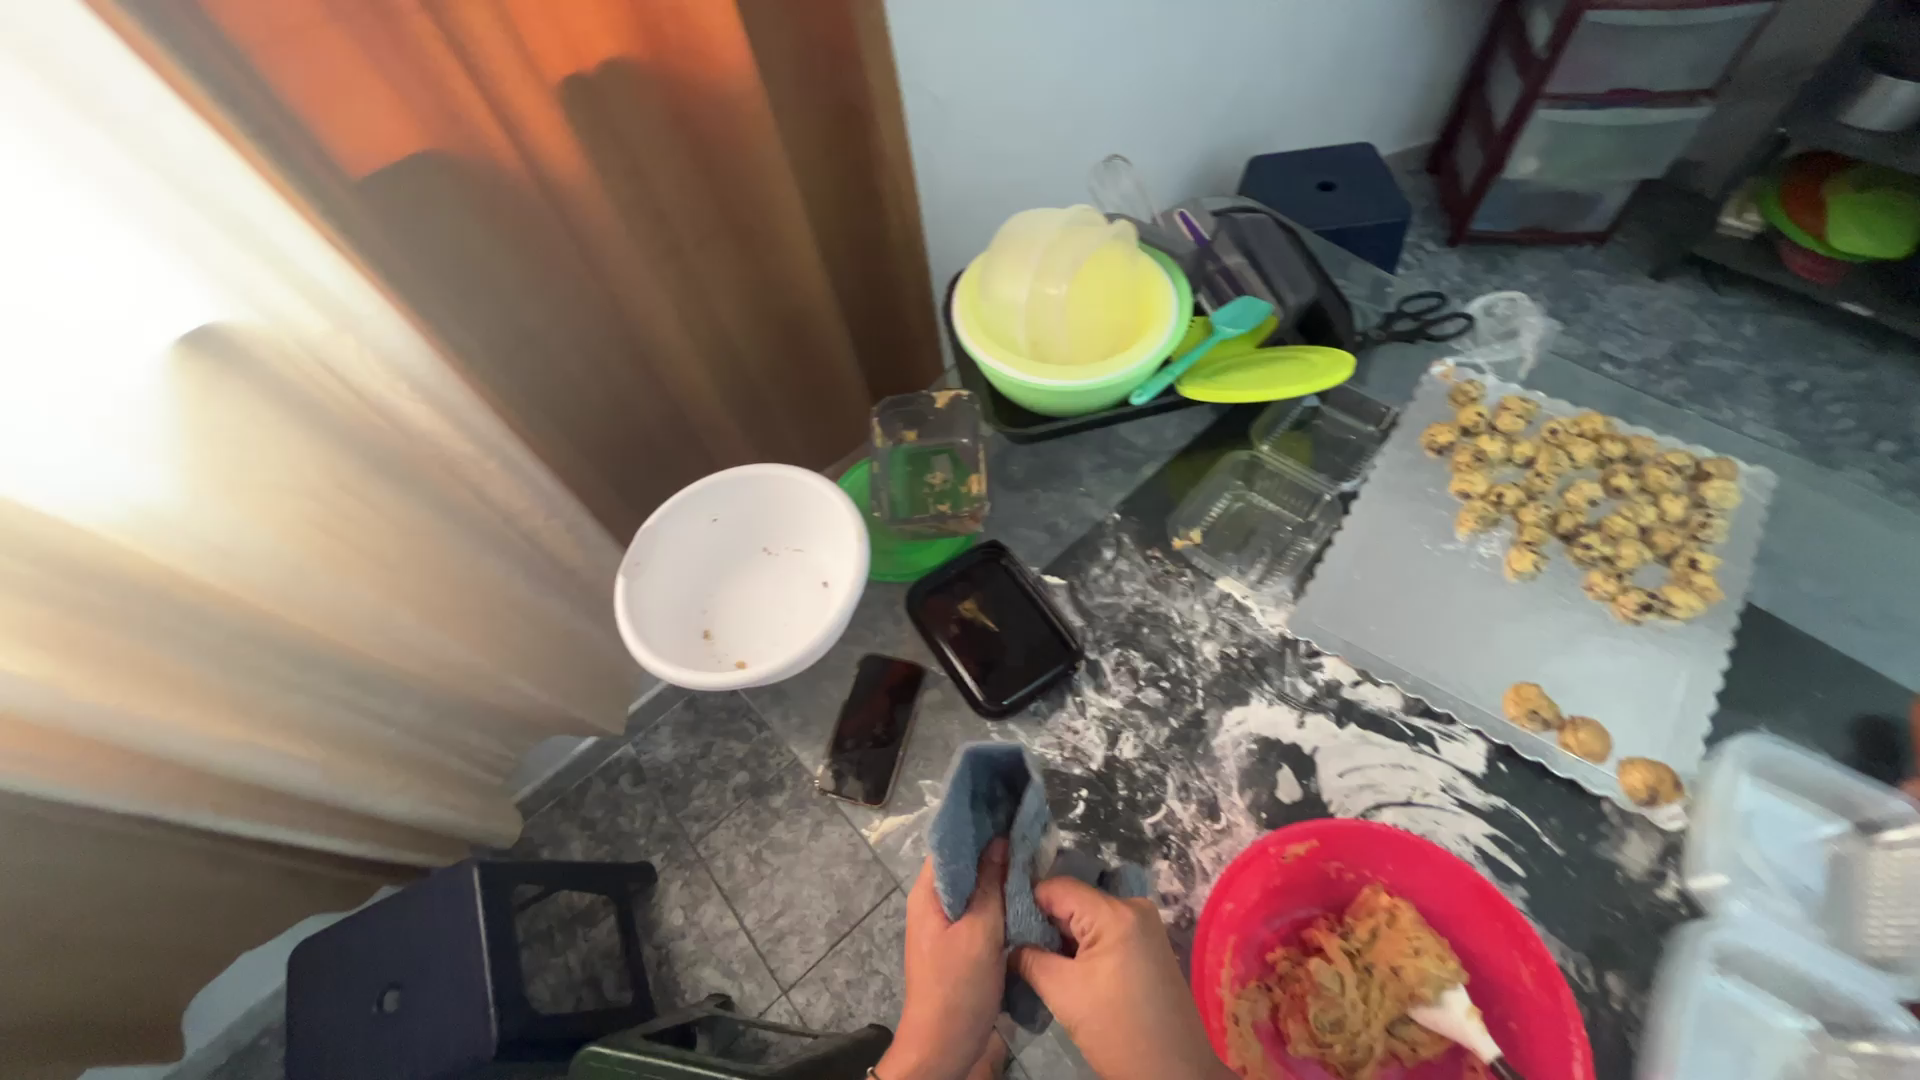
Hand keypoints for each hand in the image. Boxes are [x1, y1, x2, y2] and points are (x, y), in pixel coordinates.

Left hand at [877, 839, 1009, 1079]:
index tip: (1008, 808)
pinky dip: (1001, 899)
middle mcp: (934, 901)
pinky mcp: (962, 942)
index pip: (951, 842)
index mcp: (929, 892)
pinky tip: (1027, 892)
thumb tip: (999, 840)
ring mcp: (948, 923)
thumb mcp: (980, 933)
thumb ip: (990, 886)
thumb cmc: (957, 989)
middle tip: (1029, 830)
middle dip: (994, 847)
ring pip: (976, 886)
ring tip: (1033, 855)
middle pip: (965, 862)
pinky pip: (981, 908)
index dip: (978, 824)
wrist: (943, 1050)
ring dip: (1000, 874)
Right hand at [1012, 877, 1233, 1079]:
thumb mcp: (1063, 994)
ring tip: (1037, 959)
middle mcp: (1133, 906)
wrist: (1177, 1076)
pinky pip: (1106, 930)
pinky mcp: (1149, 944)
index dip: (1026, 903)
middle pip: (1074, 900)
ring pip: (1089, 916)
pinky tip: (1069, 968)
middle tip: (1017, 947)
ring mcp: (1145, 925)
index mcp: (1115, 912)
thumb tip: (1008, 942)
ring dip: (1064, 937)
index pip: (1056, 888)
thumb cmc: (1118, 1032)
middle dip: (1045, 923)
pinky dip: (1084, 945)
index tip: (1004, 925)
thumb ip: (1029, 957)